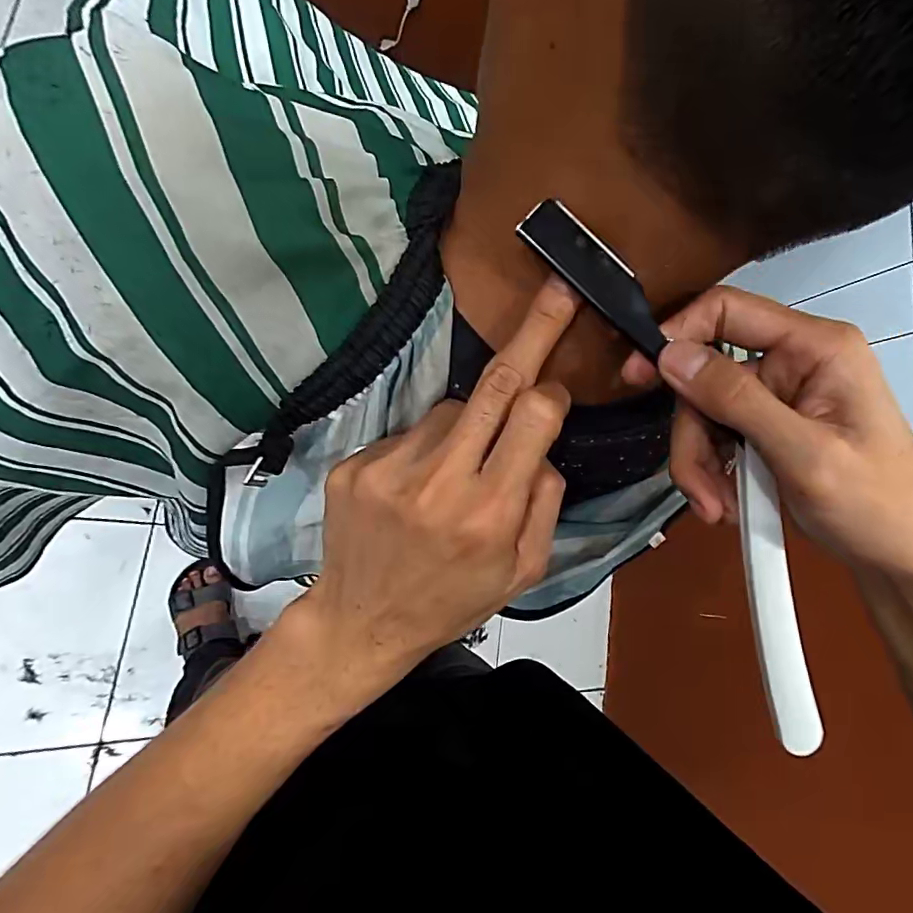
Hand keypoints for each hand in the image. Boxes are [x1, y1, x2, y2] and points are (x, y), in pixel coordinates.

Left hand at [286, 278, 577, 676]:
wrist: (362, 622)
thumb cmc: (453, 599)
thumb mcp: (523, 571)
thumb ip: (545, 503)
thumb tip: (544, 444)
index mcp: (490, 512)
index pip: (535, 416)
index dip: (553, 394)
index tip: (556, 388)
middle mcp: (440, 483)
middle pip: (496, 385)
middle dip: (534, 330)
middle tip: (557, 290)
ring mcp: (390, 469)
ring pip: (451, 408)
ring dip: (468, 422)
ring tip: (454, 472)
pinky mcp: (355, 464)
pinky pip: (410, 430)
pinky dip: (426, 445)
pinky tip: (415, 485)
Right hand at [620, 286, 912, 576]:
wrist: (901, 558)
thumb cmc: (880, 506)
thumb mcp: (804, 454)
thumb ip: (737, 400)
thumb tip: (675, 357)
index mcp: (818, 349)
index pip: (729, 311)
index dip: (678, 334)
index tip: (641, 373)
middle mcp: (796, 364)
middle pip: (707, 375)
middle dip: (695, 434)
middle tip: (699, 484)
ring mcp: (781, 398)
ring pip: (706, 413)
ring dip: (701, 462)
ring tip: (720, 504)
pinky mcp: (769, 428)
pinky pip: (718, 438)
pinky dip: (713, 473)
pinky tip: (729, 501)